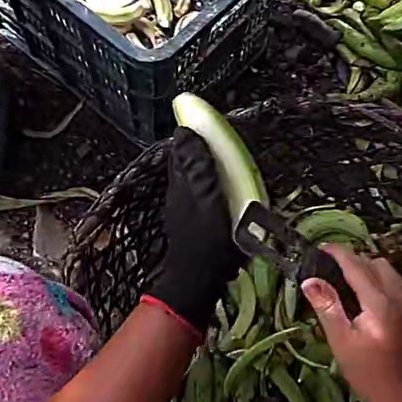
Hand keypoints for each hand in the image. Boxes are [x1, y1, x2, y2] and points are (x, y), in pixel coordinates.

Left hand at [148, 128, 242, 332]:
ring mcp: (182, 209)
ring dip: (203, 166)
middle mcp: (178, 193)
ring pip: (190, 178)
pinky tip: (221, 191)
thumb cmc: (209, 238)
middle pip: (184, 162)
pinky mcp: (190, 222)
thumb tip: (185, 131)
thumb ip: (198, 165)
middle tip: (218, 140)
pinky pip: (198, 194)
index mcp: (182, 183)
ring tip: (223, 161)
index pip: (182, 149)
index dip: (192, 134)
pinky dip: (207, 185)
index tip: (208, 122)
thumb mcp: (208, 197)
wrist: (199, 279)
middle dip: (197, 148)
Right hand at [302, 245, 401, 401]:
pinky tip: (380, 300)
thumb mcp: (341, 342)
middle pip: (377, 264)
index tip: (323, 248)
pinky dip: (390, 285)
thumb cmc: (368, 374)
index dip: (339, 253)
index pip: (357, 266)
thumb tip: (310, 280)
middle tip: (334, 270)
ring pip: (393, 274)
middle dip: (355, 261)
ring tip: (354, 281)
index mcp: (379, 303)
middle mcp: (400, 298)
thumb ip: (327, 307)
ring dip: (373, 270)